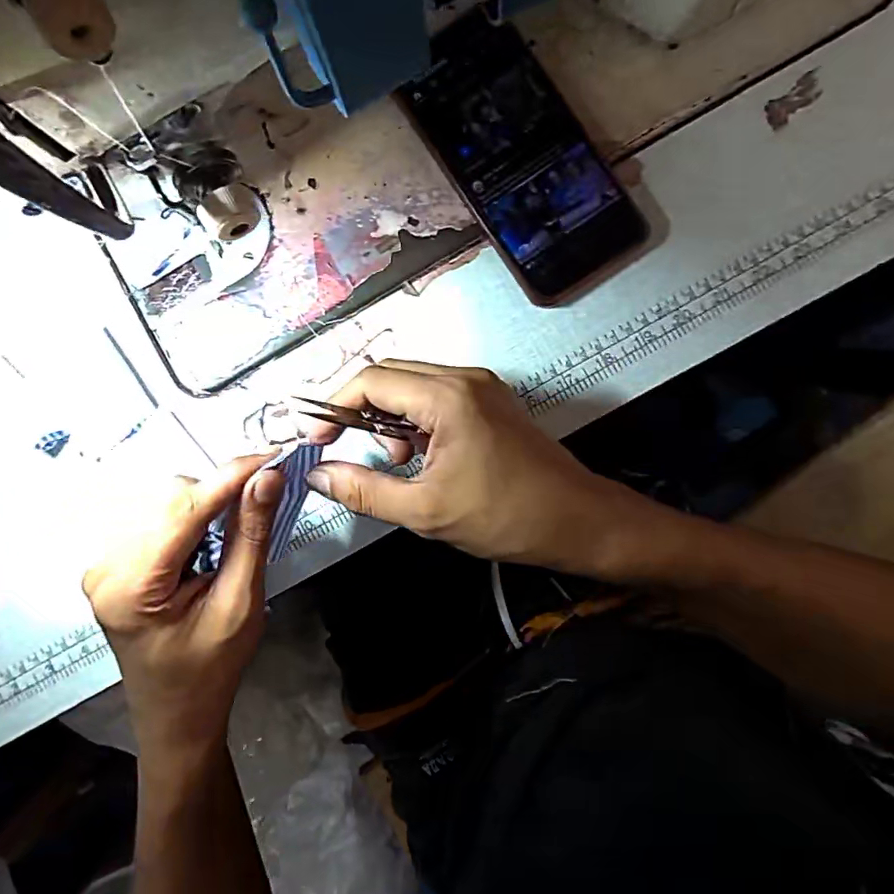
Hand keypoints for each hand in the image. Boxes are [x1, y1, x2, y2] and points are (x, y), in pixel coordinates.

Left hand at [82, 455, 282, 762]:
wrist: (177, 713)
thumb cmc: (208, 670)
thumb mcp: (240, 602)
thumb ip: (251, 535)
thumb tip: (267, 478)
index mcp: (130, 585)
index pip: (185, 507)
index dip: (232, 476)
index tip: (273, 457)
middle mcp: (106, 566)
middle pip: (173, 497)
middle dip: (223, 492)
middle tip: (265, 497)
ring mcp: (105, 563)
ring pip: (168, 500)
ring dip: (211, 503)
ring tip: (237, 532)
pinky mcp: (116, 560)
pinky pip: (161, 515)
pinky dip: (196, 515)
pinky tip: (212, 540)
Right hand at [301, 361, 632, 573]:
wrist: (576, 518)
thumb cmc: (508, 516)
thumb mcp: (426, 511)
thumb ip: (364, 489)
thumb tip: (320, 475)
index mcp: (449, 396)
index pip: (371, 379)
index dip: (334, 406)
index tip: (318, 439)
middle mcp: (466, 378)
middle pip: (391, 375)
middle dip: (362, 412)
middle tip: (352, 452)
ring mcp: (483, 386)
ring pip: (414, 385)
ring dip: (391, 417)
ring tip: (398, 462)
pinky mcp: (492, 401)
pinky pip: (439, 396)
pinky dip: (418, 420)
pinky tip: (423, 456)